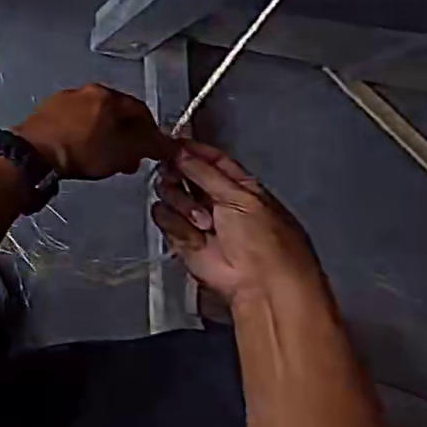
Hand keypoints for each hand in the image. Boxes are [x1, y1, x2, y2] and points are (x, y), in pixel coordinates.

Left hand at [15, 83, 173, 181]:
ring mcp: (62, 100)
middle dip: (127, 137)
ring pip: (94, 118)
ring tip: (106, 160)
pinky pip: (73, 123)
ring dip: (105, 137)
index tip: (153, 149)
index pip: (140, 109)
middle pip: (116, 113)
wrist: (34, 154)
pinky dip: (83, 136)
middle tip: (129, 159)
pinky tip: (82, 154)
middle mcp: (83, 91)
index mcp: (106, 95)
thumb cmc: (80, 150)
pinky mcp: (46, 113)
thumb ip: (149, 145)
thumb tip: (165, 144)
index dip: (151, 132)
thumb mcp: (124, 152)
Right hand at [152, 139, 325, 305]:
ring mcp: (195, 216)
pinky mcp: (180, 236)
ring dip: (182, 203)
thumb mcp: (240, 197)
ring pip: (168, 192)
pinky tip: (195, 235)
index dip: (190, 148)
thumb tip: (177, 149)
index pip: (209, 157)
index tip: (169, 141)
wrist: (261, 286)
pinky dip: (176, 224)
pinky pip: (163, 216)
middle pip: (181, 171)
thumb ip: (204, 171)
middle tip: (177, 178)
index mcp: (237, 184)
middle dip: (177, 173)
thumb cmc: (263, 238)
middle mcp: (214, 197)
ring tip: (203, 222)